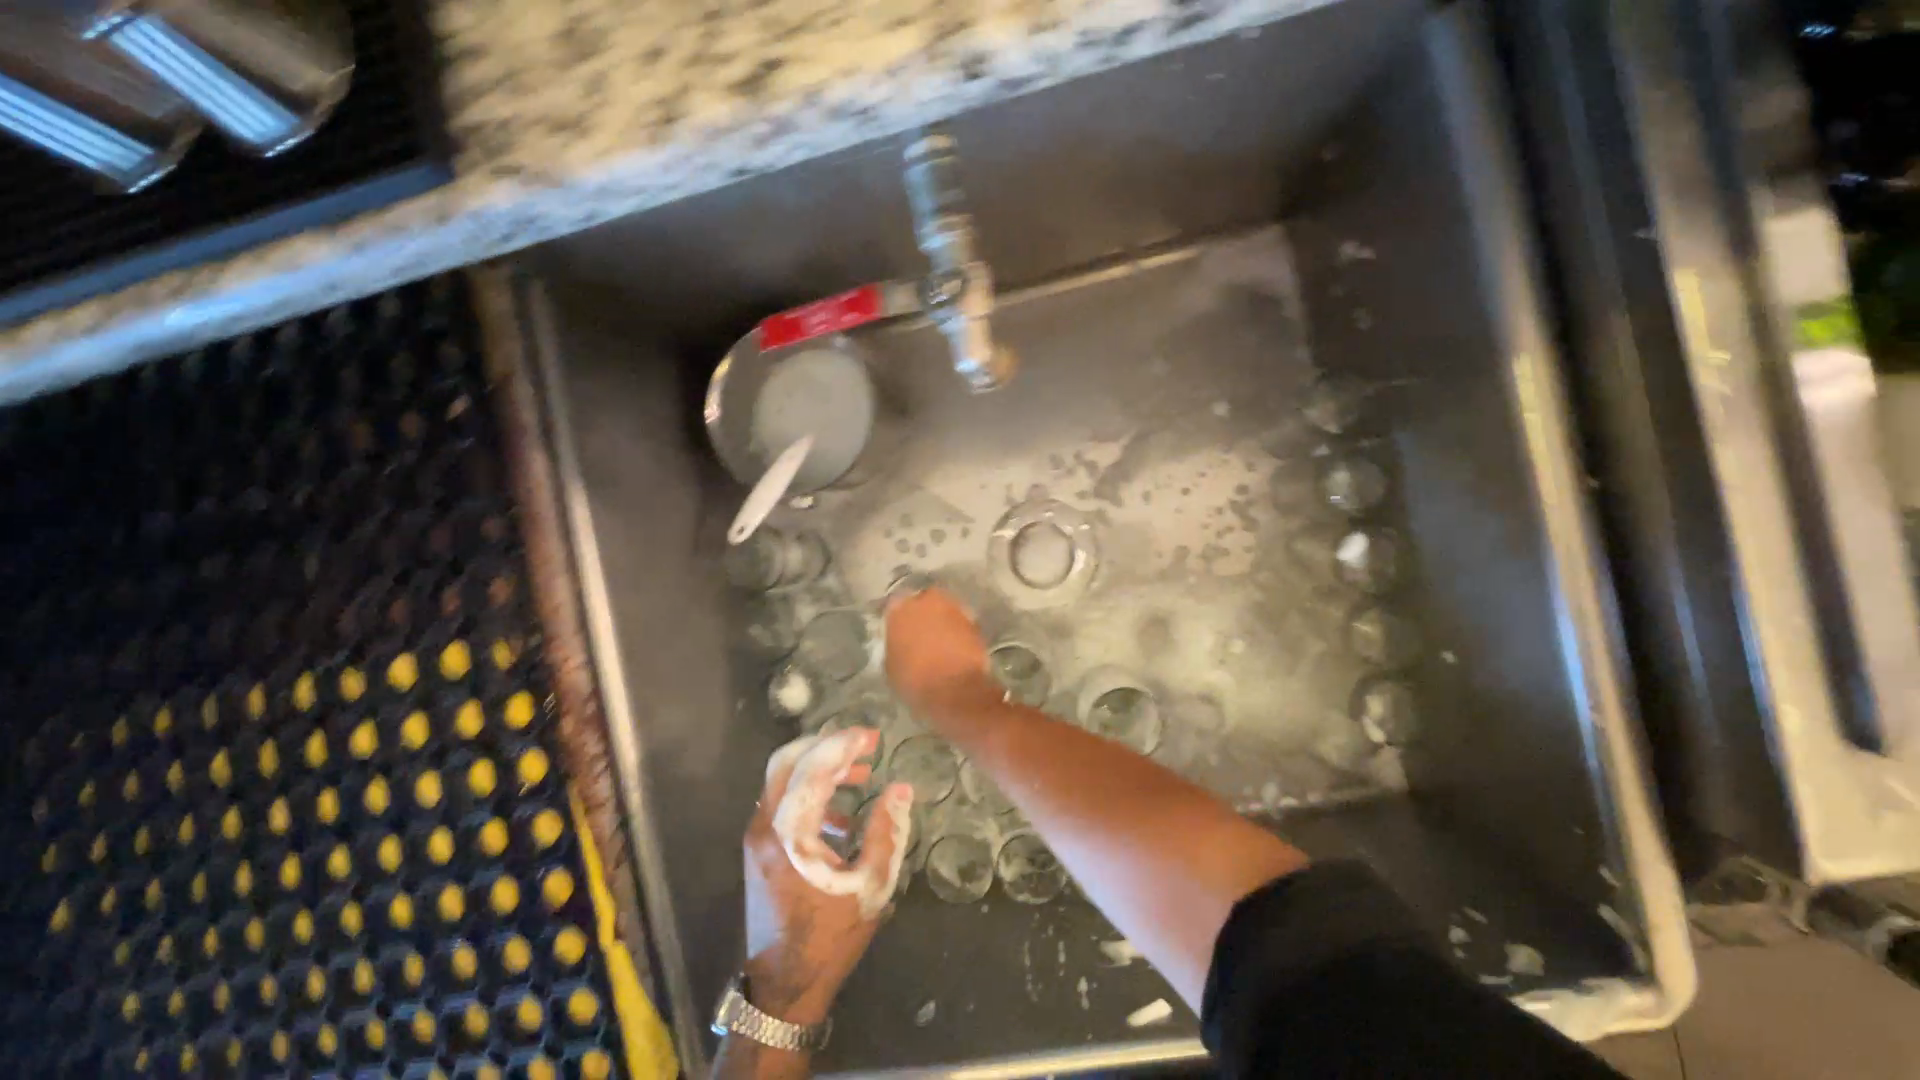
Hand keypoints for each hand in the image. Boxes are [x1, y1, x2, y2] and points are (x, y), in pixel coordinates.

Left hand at [742, 730, 908, 1024]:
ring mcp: (757, 838)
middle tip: (864, 745)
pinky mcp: (759, 849)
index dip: (843, 744)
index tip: (873, 737)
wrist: (784, 983)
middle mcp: (765, 827)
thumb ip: (885, 833)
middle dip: (826, 745)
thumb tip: (900, 789)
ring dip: (819, 767)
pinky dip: (809, 792)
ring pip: (783, 780)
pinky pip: (782, 803)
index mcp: (790, 834)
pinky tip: (843, 815)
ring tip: (860, 773)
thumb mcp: (870, 887)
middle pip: (788, 762)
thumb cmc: (829, 937)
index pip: (812, 768)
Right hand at [884, 586, 998, 722]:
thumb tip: (901, 645)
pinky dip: (959, 634)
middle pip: (924, 603)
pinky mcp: (975, 622)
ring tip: (941, 645)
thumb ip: (895, 647)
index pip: (895, 607)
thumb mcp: (892, 667)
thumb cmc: (915, 680)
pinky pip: (961, 624)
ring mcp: (954, 608)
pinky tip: (956, 651)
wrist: (956, 689)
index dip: (899, 621)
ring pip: (945, 611)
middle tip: (922, 636)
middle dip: (924, 616)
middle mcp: (927, 600)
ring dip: (943, 623)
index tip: (900, 634)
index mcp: (899, 609)